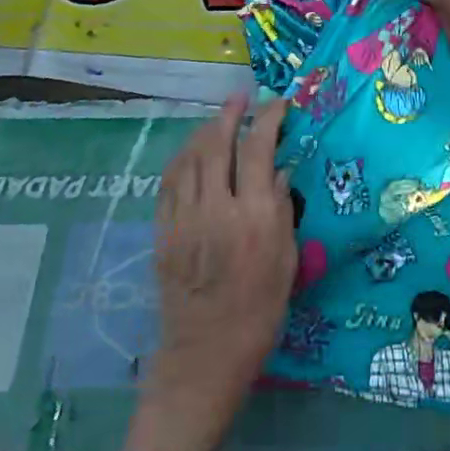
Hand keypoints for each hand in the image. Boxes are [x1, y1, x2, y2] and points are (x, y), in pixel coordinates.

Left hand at [147, 94, 295, 436]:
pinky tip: (188, 153)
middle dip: (230, 114)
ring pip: (189, 158)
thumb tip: (281, 171)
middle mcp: (218, 208)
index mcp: (256, 216)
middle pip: (218, 144)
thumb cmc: (260, 311)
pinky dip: (180, 160)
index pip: (260, 149)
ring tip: (216, 120)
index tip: (277, 104)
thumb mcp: (286, 261)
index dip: (268, 119)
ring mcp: (184, 218)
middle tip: (239, 98)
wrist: (207, 352)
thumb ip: (283, 210)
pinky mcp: (163, 231)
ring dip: (203, 132)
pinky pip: (168, 183)